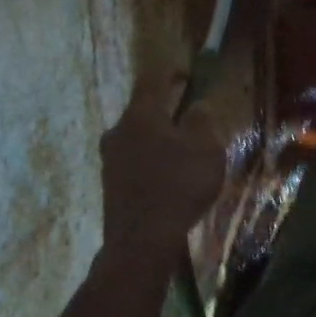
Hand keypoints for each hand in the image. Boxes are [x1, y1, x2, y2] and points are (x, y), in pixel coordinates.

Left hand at [101, 74, 226, 253]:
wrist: (141, 243)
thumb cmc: (178, 185)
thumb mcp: (205, 148)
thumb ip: (201, 120)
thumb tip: (196, 105)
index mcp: (140, 114)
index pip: (152, 79)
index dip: (172, 73)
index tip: (189, 74)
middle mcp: (118, 131)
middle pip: (144, 110)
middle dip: (167, 110)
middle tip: (192, 117)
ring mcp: (110, 160)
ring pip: (139, 137)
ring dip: (160, 138)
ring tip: (185, 152)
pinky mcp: (111, 185)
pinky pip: (136, 161)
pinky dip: (154, 160)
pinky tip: (171, 177)